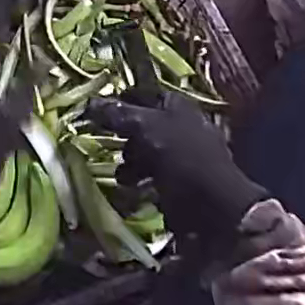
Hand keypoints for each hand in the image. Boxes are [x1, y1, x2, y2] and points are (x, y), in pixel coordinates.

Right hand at [89, 96, 264, 257]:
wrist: (215, 211)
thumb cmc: (183, 158)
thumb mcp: (147, 128)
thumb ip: (118, 114)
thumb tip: (89, 102)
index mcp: (177, 105)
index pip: (142, 93)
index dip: (120, 100)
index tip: (96, 111)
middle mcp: (180, 126)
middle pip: (141, 124)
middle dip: (121, 135)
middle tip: (102, 142)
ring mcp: (180, 156)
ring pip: (144, 152)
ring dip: (128, 163)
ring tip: (121, 175)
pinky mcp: (178, 183)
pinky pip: (150, 177)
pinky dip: (138, 182)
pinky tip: (130, 189)